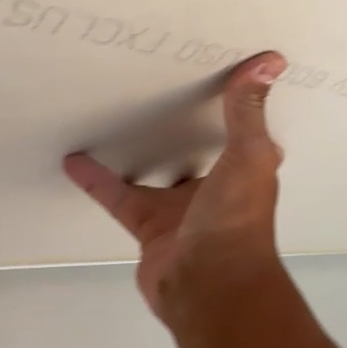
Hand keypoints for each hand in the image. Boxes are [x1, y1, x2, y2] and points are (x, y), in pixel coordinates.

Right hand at [65, 51, 288, 325]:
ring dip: (144, 153)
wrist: (207, 286)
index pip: (247, 132)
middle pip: (202, 152)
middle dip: (191, 130)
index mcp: (250, 171)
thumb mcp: (248, 154)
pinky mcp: (150, 228)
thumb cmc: (237, 217)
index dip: (241, 110)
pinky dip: (98, 179)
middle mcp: (220, 189)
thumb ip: (248, 111)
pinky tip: (75, 159)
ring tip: (120, 118)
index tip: (229, 78)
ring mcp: (185, 211)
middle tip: (168, 92)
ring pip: (160, 174)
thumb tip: (271, 61)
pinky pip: (120, 196)